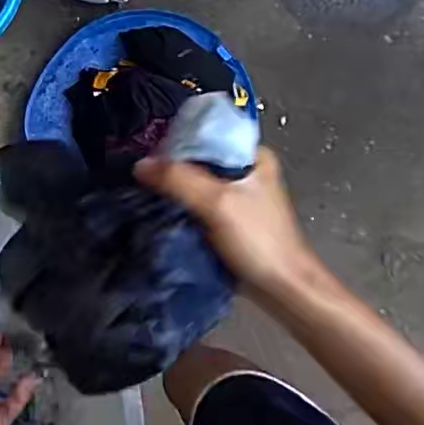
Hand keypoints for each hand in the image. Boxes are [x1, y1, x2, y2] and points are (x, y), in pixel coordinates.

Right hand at [134, 147, 322, 298]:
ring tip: (145, 189)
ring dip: (175, 189)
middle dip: (173, 166)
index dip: (178, 140)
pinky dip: (182, 207)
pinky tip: (161, 211)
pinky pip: (199, 205)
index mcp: (254, 155)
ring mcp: (239, 197)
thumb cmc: (259, 241)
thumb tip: (140, 164)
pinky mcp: (230, 220)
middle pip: (200, 159)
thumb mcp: (218, 203)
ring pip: (198, 183)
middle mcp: (247, 171)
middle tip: (141, 172)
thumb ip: (179, 179)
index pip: (208, 134)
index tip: (148, 150)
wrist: (283, 290)